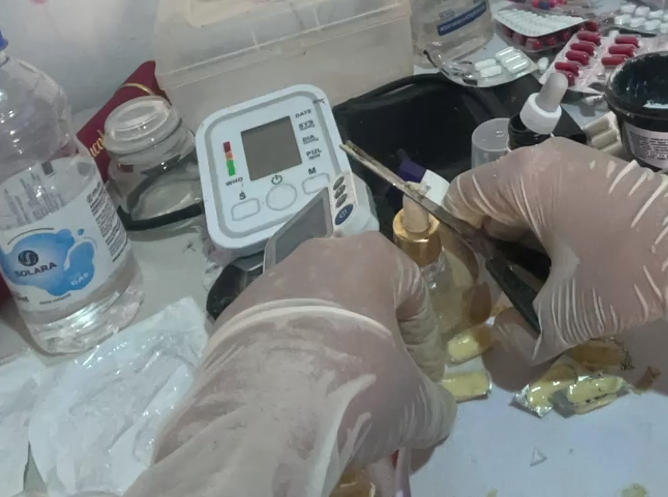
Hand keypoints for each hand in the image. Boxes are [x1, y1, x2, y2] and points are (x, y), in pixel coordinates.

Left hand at [131, 234, 455, 496]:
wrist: (262, 414)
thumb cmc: (355, 384)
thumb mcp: (414, 404)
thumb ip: (434, 403)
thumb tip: (433, 414)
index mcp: (372, 255)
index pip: (414, 291)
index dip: (425, 340)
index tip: (424, 379)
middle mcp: (322, 254)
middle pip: (363, 301)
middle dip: (377, 349)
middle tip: (382, 394)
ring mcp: (273, 280)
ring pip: (318, 318)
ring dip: (334, 357)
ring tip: (337, 406)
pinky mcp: (233, 315)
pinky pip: (277, 338)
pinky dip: (291, 366)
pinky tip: (295, 405)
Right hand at [445, 140, 667, 402]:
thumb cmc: (625, 270)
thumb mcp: (567, 313)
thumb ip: (520, 335)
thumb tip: (498, 350)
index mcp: (523, 176)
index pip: (462, 195)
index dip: (457, 238)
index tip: (472, 279)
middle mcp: (544, 155)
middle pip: (494, 195)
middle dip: (492, 243)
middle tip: (504, 289)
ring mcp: (578, 157)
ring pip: (527, 195)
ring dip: (524, 236)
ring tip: (541, 283)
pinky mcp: (604, 169)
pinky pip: (557, 191)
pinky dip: (553, 224)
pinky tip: (574, 262)